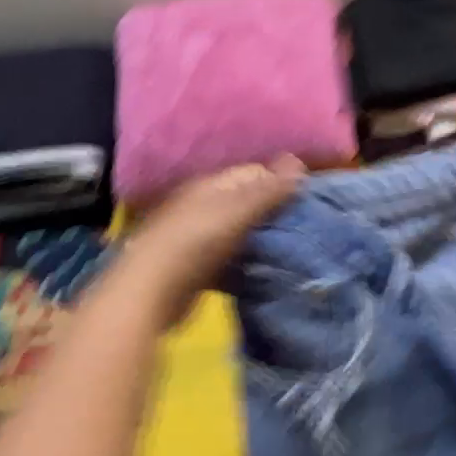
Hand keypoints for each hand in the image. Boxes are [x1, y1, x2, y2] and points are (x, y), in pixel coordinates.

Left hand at [124, 155, 306, 310]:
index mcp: (212, 186)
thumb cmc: (195, 242)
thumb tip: (299, 161)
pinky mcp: (198, 271)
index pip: (255, 173)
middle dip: (274, 214)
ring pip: (241, 234)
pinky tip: (266, 275)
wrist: (149, 294)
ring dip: (263, 243)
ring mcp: (199, 240)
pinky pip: (232, 262)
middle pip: (248, 204)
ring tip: (293, 252)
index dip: (280, 183)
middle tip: (305, 228)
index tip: (306, 201)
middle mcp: (204, 208)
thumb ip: (269, 188)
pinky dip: (247, 266)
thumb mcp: (237, 210)